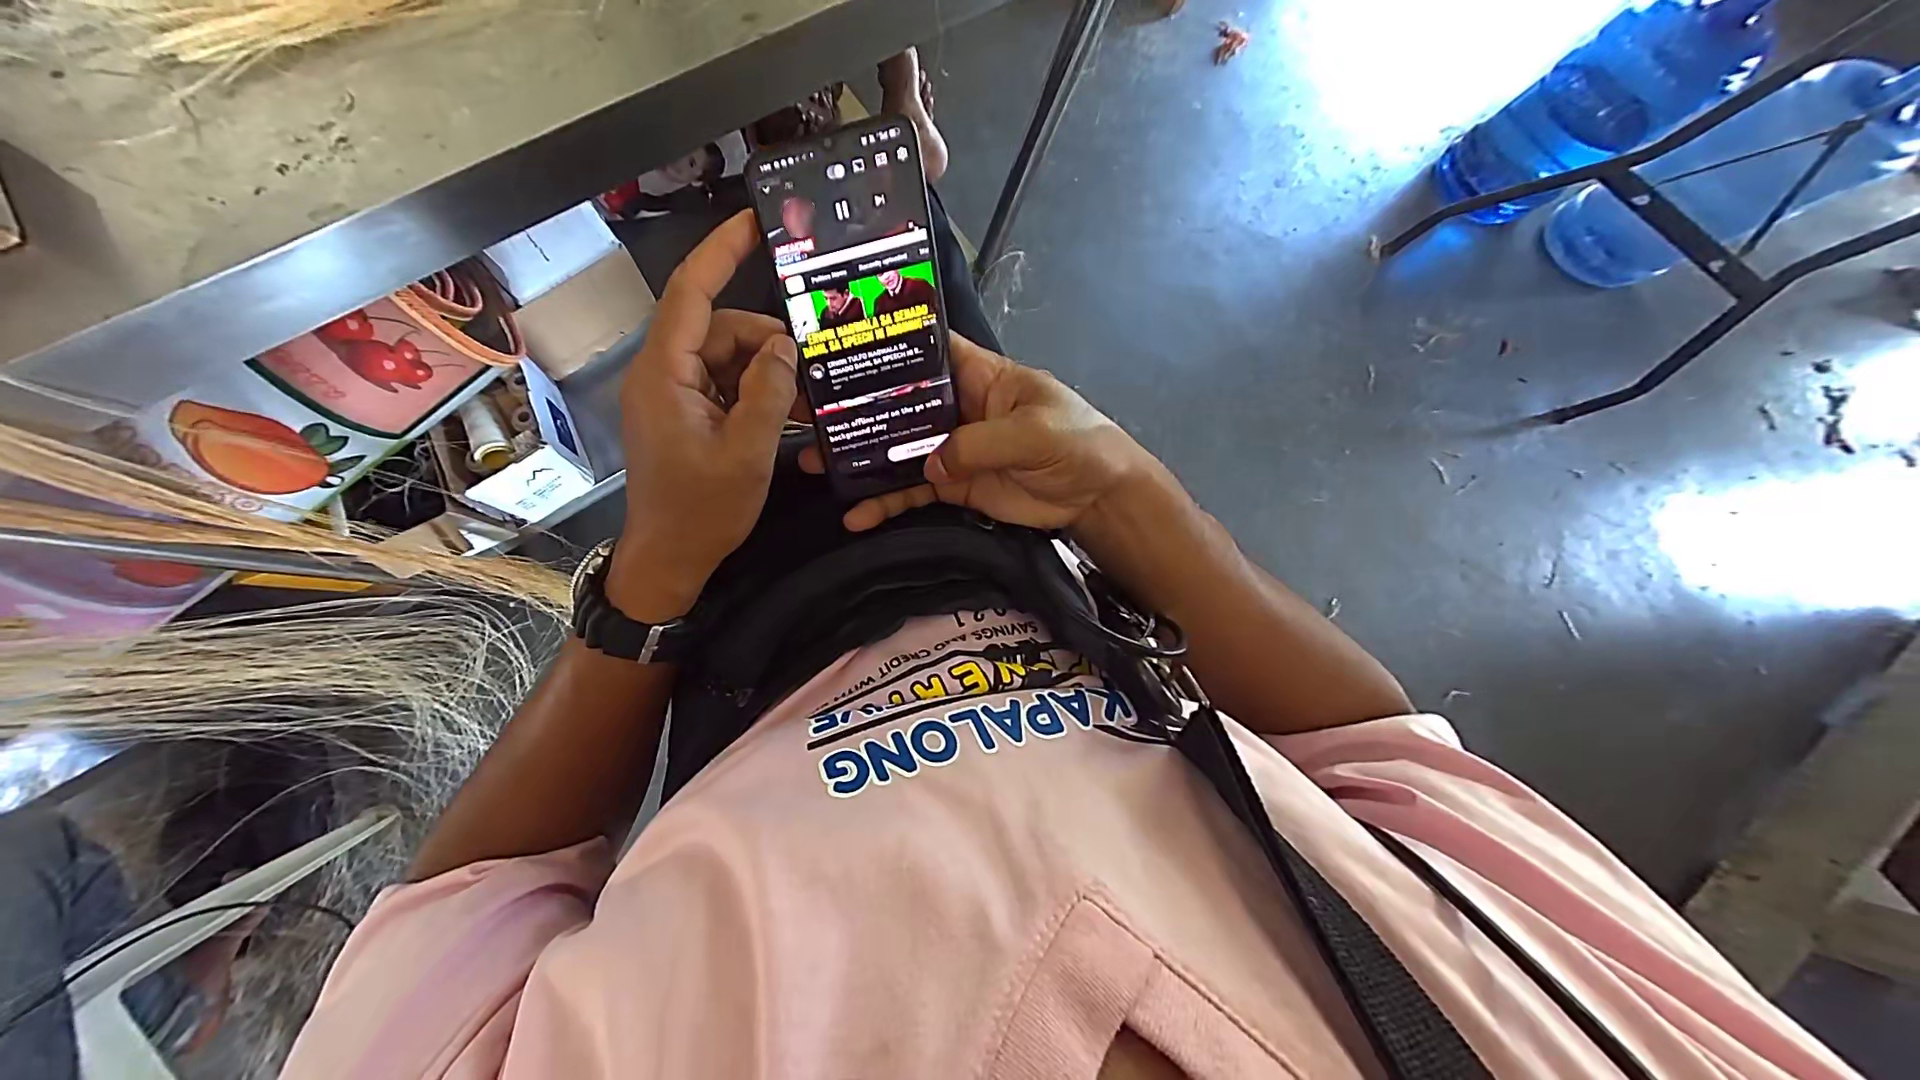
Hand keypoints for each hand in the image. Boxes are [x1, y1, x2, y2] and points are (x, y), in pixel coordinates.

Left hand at [610, 211, 797, 620]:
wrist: (669, 559)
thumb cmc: (702, 510)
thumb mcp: (748, 451)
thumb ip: (770, 392)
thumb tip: (786, 347)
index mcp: (666, 373)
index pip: (691, 292)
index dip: (723, 252)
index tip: (756, 223)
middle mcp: (664, 374)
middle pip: (720, 329)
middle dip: (767, 345)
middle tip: (810, 374)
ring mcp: (674, 395)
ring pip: (728, 359)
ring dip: (767, 375)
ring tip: (803, 404)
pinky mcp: (686, 415)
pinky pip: (725, 386)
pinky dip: (756, 395)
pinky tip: (787, 416)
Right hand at [801, 332, 1155, 533]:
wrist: (1095, 497)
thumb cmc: (1078, 443)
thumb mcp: (1035, 432)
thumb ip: (979, 443)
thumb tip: (929, 463)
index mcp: (978, 375)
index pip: (925, 349)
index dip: (887, 344)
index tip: (838, 347)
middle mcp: (955, 407)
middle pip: (897, 402)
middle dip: (855, 409)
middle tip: (809, 416)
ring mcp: (950, 447)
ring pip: (895, 449)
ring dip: (858, 459)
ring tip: (815, 466)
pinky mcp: (952, 484)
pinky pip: (911, 491)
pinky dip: (885, 504)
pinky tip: (858, 515)